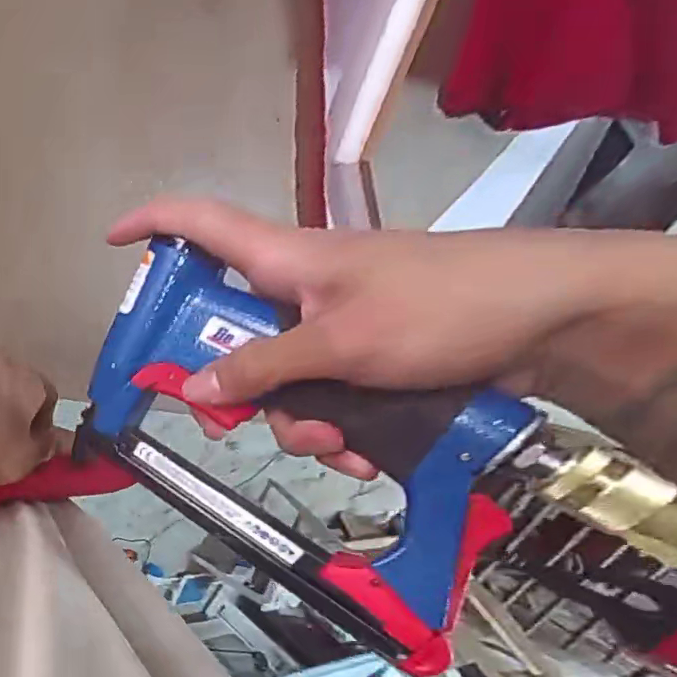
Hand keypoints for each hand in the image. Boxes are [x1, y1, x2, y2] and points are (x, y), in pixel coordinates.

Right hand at [105, 197, 663, 476]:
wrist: (563, 321)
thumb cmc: (445, 307)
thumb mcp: (340, 343)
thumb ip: (260, 368)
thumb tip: (191, 393)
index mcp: (284, 262)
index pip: (202, 225)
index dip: (153, 226)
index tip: (113, 244)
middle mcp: (295, 293)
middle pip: (223, 336)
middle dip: (227, 390)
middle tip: (225, 422)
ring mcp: (327, 329)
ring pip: (273, 383)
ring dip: (295, 425)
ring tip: (338, 445)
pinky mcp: (359, 361)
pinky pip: (318, 401)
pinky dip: (335, 431)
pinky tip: (364, 451)